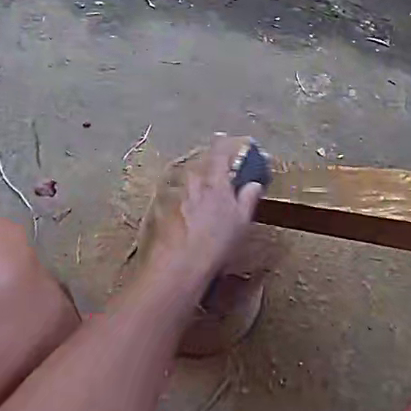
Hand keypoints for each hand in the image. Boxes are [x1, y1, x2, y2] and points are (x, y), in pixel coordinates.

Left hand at [142, 135, 263, 289]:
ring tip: (207, 200)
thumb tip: (254, 184)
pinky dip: (184, 198)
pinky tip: (189, 216)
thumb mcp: (241, 221)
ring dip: (198, 182)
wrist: (175, 267)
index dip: (230, 143)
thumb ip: (248, 197)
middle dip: (214, 166)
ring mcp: (171, 191)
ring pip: (188, 178)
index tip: (238, 145)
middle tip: (225, 177)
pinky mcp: (157, 206)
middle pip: (203, 161)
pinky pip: (175, 193)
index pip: (221, 148)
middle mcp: (190, 178)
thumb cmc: (214, 244)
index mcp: (213, 177)